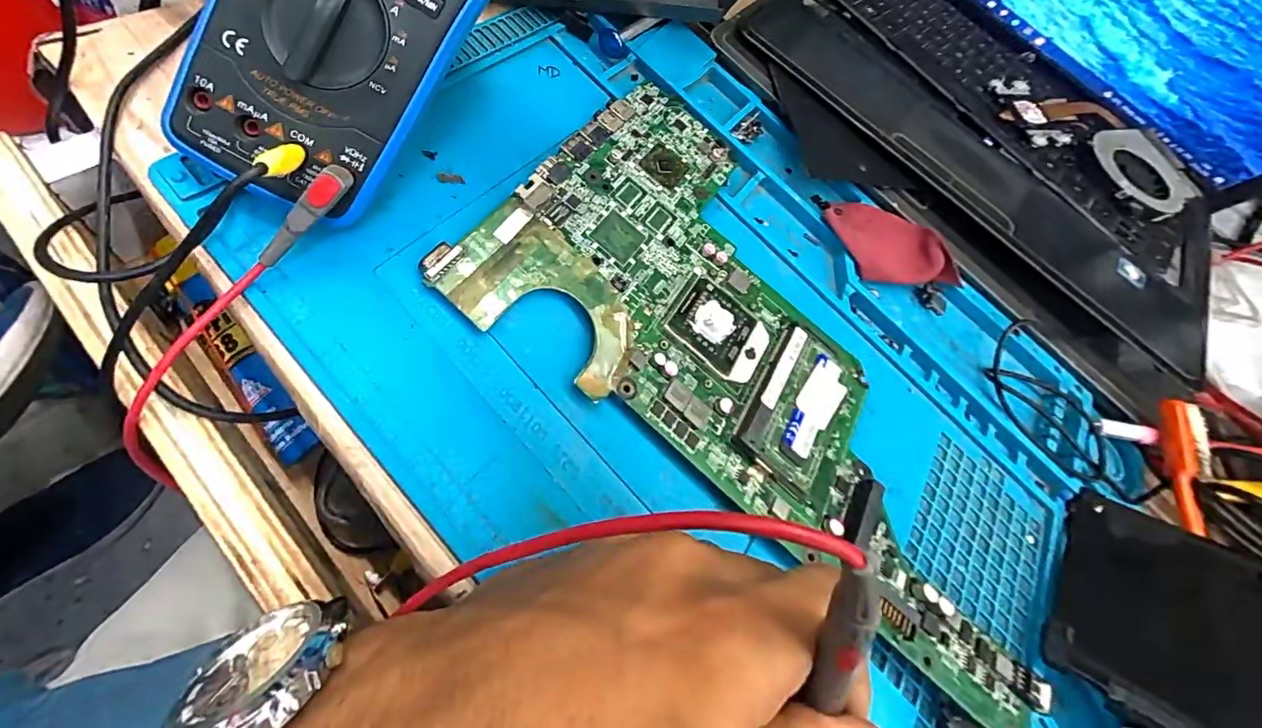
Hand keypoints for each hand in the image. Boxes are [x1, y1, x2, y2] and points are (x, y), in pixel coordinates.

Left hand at [298, 533, 872, 727]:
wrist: (421, 718)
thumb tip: (832, 708)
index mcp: (721, 622)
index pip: (833, 604)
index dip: (839, 669)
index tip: (819, 715)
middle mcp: (681, 563)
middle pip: (779, 593)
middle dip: (782, 657)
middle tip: (744, 717)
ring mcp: (630, 550)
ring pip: (719, 584)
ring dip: (722, 638)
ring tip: (676, 704)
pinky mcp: (590, 554)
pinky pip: (662, 577)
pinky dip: (670, 619)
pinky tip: (625, 676)